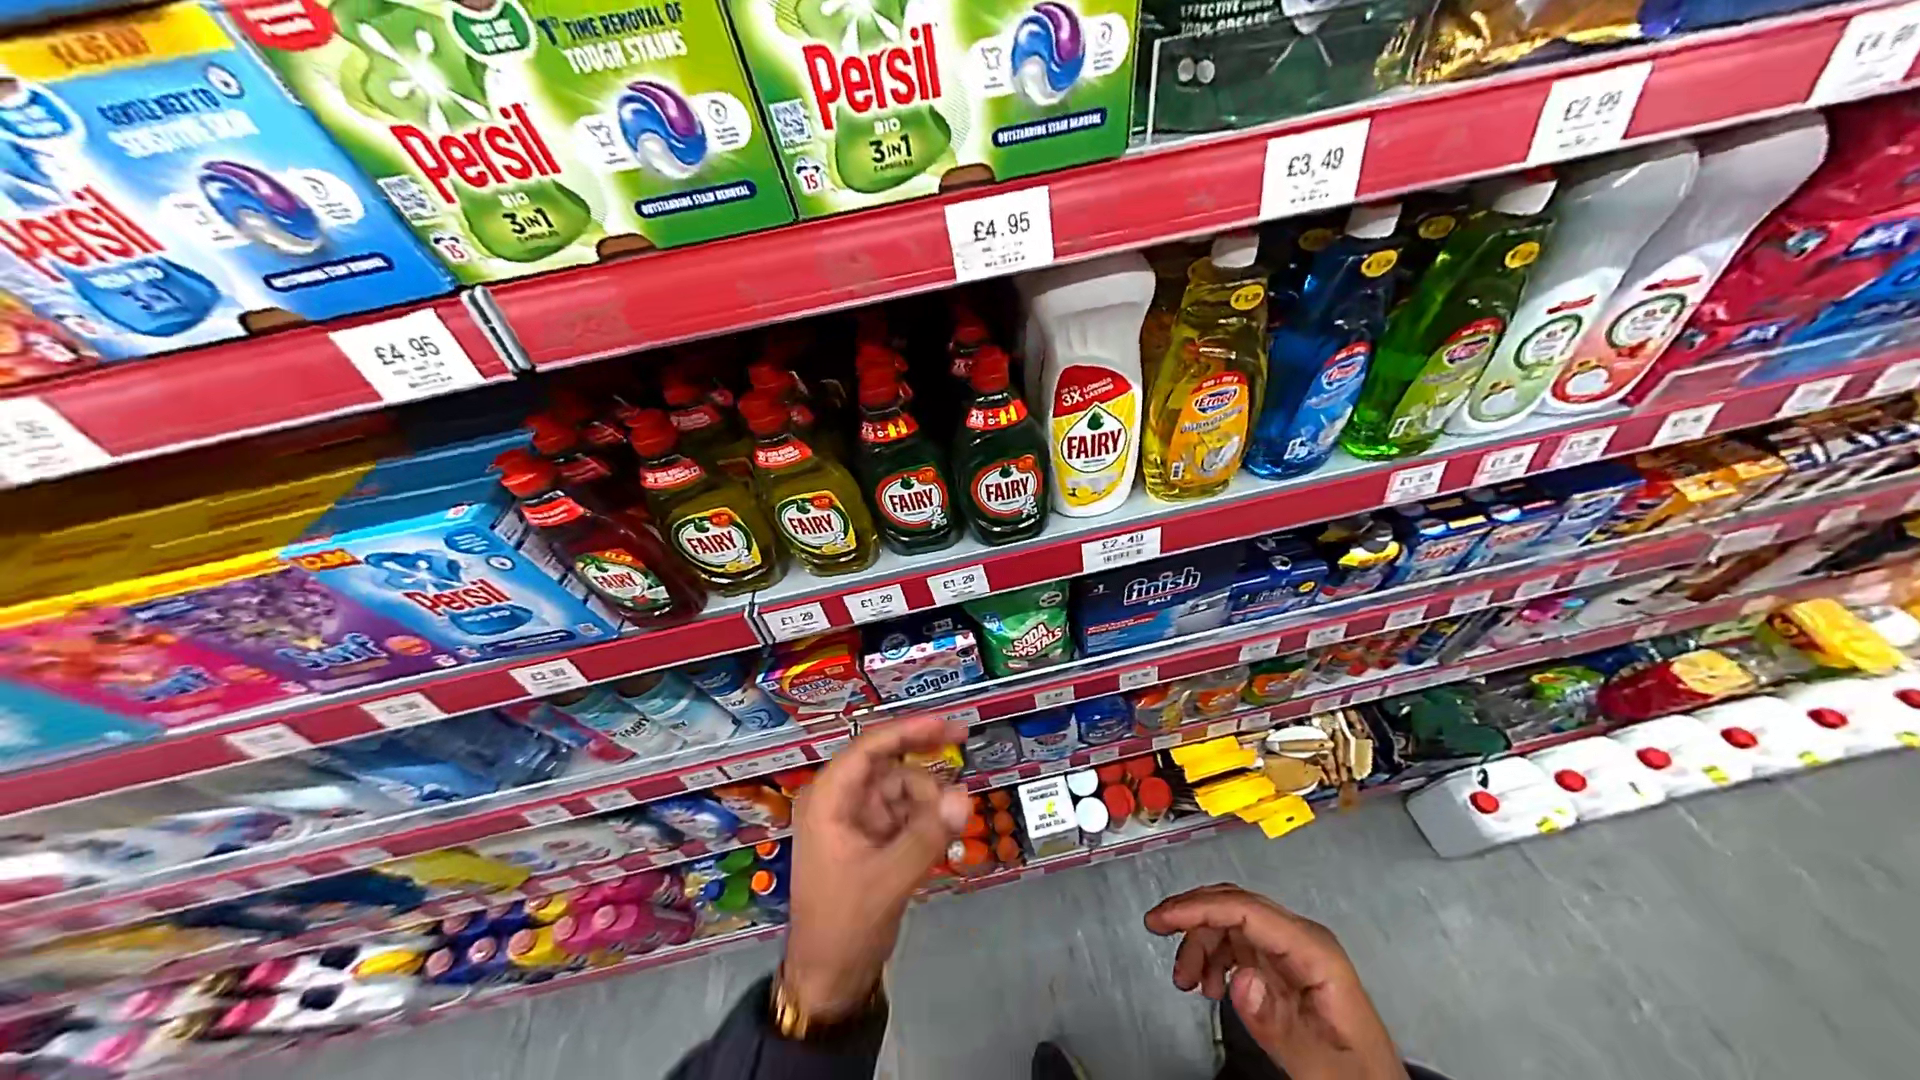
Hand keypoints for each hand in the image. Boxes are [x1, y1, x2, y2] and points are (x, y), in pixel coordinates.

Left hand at [783, 715, 970, 1019]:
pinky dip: (925, 818)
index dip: (907, 730)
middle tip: (964, 740)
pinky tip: (942, 833)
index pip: (868, 747)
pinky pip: (904, 813)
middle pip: (888, 762)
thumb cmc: (845, 923)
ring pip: (902, 788)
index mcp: (828, 798)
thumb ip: (927, 835)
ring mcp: (856, 819)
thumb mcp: (889, 878)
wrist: (829, 978)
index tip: (944, 724)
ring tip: (951, 822)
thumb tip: (964, 796)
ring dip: (929, 798)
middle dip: (924, 757)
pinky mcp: (871, 839)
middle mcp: (840, 800)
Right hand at [1145, 884, 1405, 1079]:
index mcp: (1314, 952)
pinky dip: (1214, 957)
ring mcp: (1293, 951)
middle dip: (1193, 919)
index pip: (1247, 911)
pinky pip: (1238, 944)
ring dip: (1200, 943)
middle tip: (1156, 932)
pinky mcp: (1284, 967)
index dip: (1199, 908)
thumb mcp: (1321, 1068)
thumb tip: (1239, 980)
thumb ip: (1279, 1026)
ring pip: (1232, 923)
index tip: (1161, 919)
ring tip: (1186, 982)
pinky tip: (1208, 985)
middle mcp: (1302, 940)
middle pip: (1236, 907)